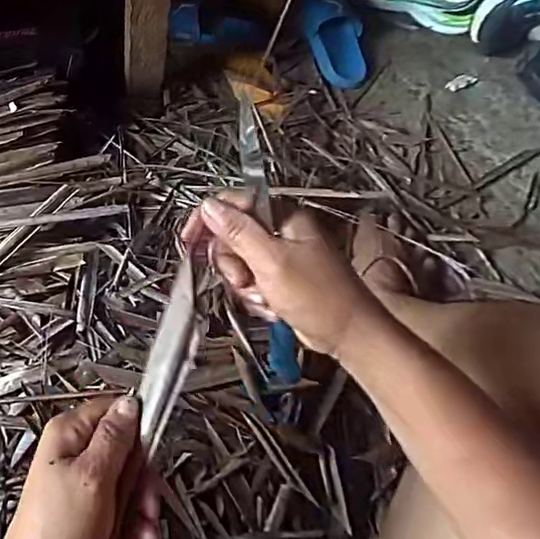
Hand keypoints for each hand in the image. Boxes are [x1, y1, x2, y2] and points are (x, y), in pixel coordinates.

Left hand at [0, 396, 164, 538]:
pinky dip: (132, 531)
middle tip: (145, 505)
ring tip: (141, 538)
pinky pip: (120, 511)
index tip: (149, 456)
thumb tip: (129, 404)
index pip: (113, 411)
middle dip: (142, 486)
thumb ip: (115, 439)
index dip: (137, 433)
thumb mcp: (93, 477)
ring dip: (141, 515)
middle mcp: (72, 453)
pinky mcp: (87, 511)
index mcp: (68, 433)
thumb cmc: (53, 534)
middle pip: (126, 453)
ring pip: (127, 486)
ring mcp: (80, 483)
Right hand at [181, 193, 389, 355]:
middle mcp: (281, 229)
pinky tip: (268, 303)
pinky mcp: (279, 275)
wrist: (349, 335)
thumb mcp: (271, 261)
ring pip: (237, 259)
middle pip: (230, 234)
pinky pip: (249, 278)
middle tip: (242, 278)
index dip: (208, 220)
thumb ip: (238, 231)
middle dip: (230, 261)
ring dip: (242, 282)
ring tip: (260, 294)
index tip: (190, 239)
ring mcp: (280, 253)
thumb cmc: (321, 298)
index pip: (233, 202)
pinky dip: (253, 293)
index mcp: (283, 215)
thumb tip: (210, 206)